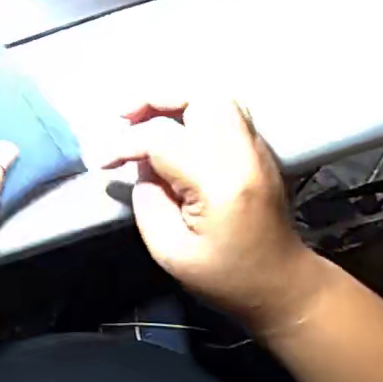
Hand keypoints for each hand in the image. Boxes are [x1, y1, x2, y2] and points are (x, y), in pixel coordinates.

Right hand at [100, 93, 325, 330]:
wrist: (281, 285)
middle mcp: (244, 154)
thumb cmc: (225, 279)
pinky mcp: (259, 151)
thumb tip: (142, 166)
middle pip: (200, 96)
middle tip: (124, 116)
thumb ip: (148, 202)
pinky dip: (194, 110)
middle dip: (155, 98)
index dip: (124, 145)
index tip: (101, 162)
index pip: (164, 139)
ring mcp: (257, 148)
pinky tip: (174, 130)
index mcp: (220, 183)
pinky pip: (226, 112)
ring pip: (217, 97)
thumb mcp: (170, 252)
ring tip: (146, 118)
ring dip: (176, 100)